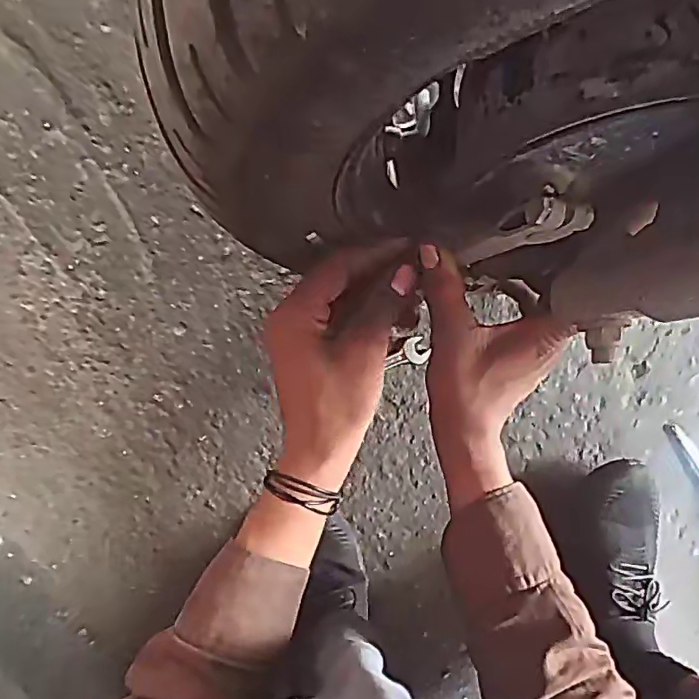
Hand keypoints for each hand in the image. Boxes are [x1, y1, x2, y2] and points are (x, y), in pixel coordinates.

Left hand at [264, 242, 415, 490]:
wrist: (320, 450)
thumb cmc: (333, 412)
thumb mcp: (365, 352)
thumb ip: (384, 306)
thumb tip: (401, 274)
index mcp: (294, 314)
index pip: (338, 266)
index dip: (375, 254)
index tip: (402, 248)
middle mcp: (289, 319)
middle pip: (337, 280)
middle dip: (377, 274)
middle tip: (409, 270)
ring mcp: (297, 334)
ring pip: (339, 299)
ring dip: (373, 296)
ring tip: (407, 297)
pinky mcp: (308, 348)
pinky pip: (337, 319)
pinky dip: (363, 316)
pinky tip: (391, 319)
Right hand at [419, 243, 576, 509]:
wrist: (464, 430)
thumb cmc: (467, 395)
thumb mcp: (452, 334)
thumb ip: (445, 290)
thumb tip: (435, 256)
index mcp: (547, 332)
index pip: (579, 285)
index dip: (573, 257)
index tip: (563, 236)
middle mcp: (553, 341)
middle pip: (563, 291)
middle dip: (545, 266)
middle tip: (529, 243)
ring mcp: (543, 350)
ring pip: (548, 305)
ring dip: (530, 285)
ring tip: (511, 264)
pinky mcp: (528, 357)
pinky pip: (533, 320)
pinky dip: (520, 304)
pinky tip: (499, 294)